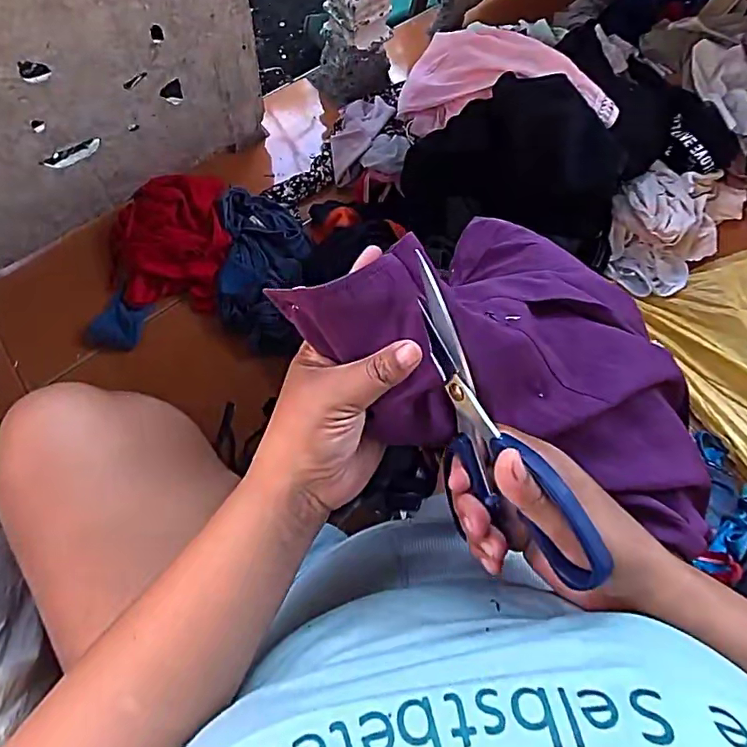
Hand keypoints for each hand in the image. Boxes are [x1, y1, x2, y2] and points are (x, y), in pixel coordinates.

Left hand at [253, 246, 422, 518]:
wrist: (305, 491)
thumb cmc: (299, 437)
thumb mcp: (333, 395)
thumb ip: (373, 371)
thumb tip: (413, 349)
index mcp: (323, 348)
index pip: (343, 306)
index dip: (361, 282)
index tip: (381, 255)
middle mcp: (348, 361)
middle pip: (379, 331)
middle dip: (402, 317)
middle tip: (431, 294)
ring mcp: (370, 386)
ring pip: (400, 360)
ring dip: (419, 351)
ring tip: (446, 328)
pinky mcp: (388, 411)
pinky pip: (412, 391)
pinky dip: (428, 384)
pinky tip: (447, 370)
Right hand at [447, 428, 688, 613]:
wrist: (633, 588)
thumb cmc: (610, 548)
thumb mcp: (566, 524)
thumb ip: (531, 494)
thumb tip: (501, 456)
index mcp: (544, 464)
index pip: (494, 441)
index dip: (470, 457)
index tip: (460, 484)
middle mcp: (533, 480)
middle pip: (481, 476)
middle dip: (469, 502)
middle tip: (479, 529)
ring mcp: (528, 508)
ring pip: (483, 506)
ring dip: (477, 530)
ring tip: (493, 553)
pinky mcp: (527, 534)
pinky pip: (492, 532)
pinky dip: (486, 547)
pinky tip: (497, 563)